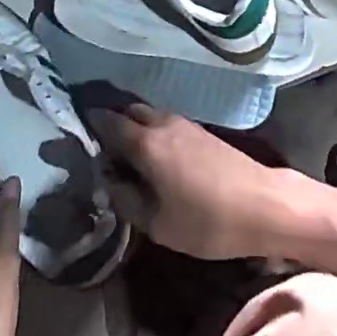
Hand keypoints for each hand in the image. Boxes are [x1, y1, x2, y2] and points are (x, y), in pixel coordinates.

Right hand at [89, 103, 304, 260]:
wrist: (263, 204)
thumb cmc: (206, 220)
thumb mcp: (158, 224)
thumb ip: (127, 199)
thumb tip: (108, 180)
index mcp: (146, 143)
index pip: (108, 122)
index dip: (89, 124)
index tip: (72, 131)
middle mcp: (162, 123)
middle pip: (129, 111)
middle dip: (111, 121)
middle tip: (97, 143)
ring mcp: (184, 123)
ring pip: (149, 114)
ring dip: (133, 125)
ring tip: (122, 150)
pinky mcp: (201, 130)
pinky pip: (165, 122)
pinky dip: (151, 130)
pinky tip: (152, 152)